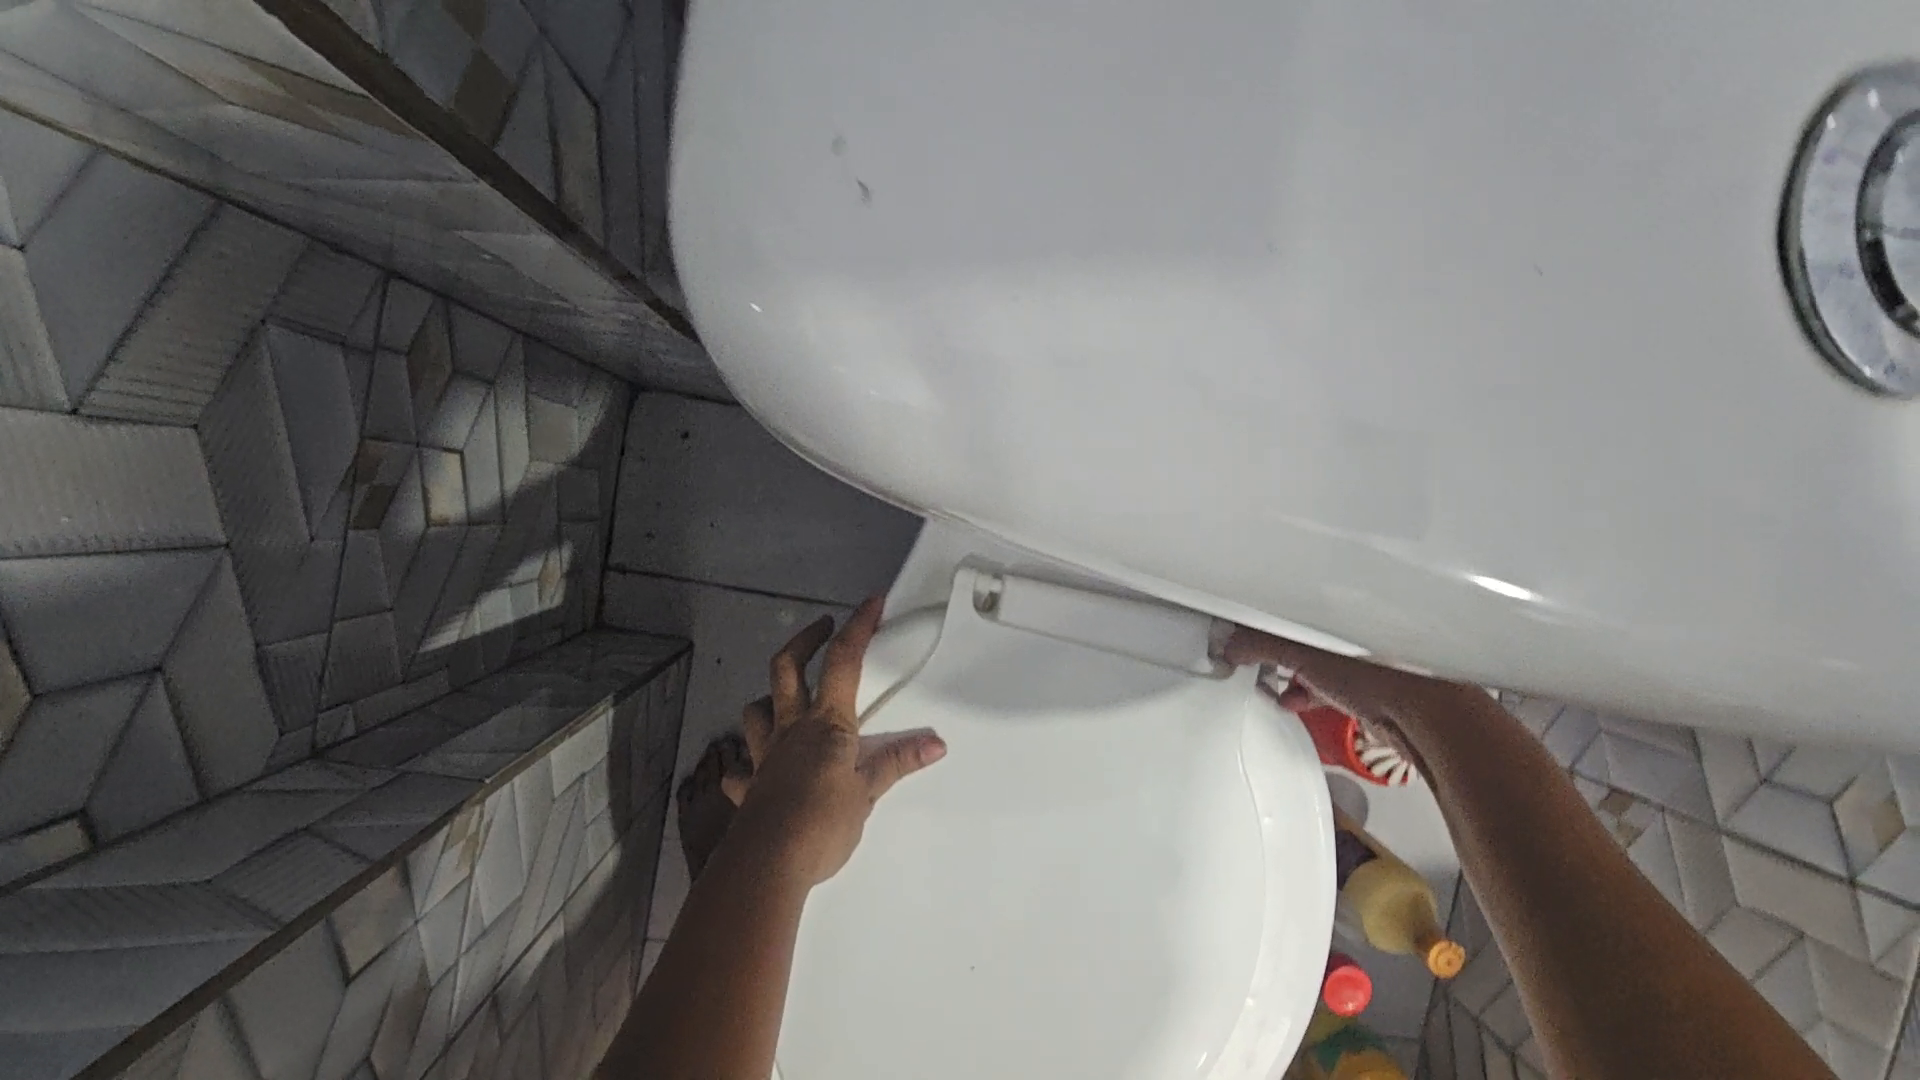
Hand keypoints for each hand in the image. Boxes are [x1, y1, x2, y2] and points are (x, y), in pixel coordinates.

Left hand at [726, 598, 946, 887]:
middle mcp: (791, 729)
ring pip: (755, 711)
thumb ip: (898, 762)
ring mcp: (763, 756)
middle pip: (786, 669)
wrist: (768, 862)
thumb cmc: (823, 822)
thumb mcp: (868, 792)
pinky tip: (752, 772)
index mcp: (827, 724)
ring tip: (783, 701)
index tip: (872, 603)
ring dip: (768, 698)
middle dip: (804, 641)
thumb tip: (936, 743)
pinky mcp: (748, 787)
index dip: (859, 627)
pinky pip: (740, 769)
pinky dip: (746, 765)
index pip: (844, 662)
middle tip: (822, 628)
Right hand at [1222, 626, 1488, 752]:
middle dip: (1266, 647)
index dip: (1251, 623)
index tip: (1231, 635)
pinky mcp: (1364, 688)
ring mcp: (1357, 660)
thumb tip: (1232, 644)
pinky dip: (1304, 692)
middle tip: (1243, 658)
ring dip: (1285, 672)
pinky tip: (1294, 701)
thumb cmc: (1382, 673)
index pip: (1280, 610)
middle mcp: (1346, 632)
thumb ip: (1262, 646)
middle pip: (1293, 634)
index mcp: (1333, 611)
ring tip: (1265, 682)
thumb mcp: (1304, 654)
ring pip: (1309, 661)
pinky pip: (1322, 685)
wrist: (1428, 716)